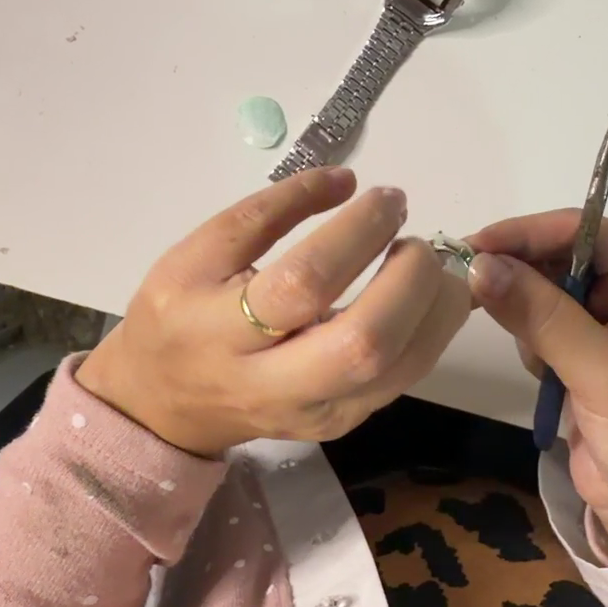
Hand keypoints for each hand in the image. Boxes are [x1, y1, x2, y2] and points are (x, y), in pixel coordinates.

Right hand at [78, 168, 470, 457]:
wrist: (169, 409)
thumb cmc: (180, 317)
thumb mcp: (197, 252)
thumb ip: (269, 211)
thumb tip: (347, 182)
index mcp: (220, 331)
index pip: (304, 284)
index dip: (357, 234)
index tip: (387, 198)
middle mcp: (273, 385)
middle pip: (364, 343)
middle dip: (411, 281)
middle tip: (415, 242)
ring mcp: (316, 414)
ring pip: (402, 370)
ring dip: (438, 308)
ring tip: (431, 265)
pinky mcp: (345, 424)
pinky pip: (407, 378)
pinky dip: (432, 330)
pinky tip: (427, 297)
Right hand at [466, 212, 607, 583]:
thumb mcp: (601, 369)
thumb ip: (540, 315)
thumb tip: (477, 265)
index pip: (584, 230)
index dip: (527, 234)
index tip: (471, 246)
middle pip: (560, 255)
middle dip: (522, 276)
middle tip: (472, 290)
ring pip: (543, 292)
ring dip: (528, 319)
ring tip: (543, 363)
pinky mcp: (584, 355)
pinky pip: (540, 328)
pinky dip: (531, 346)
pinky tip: (546, 378)